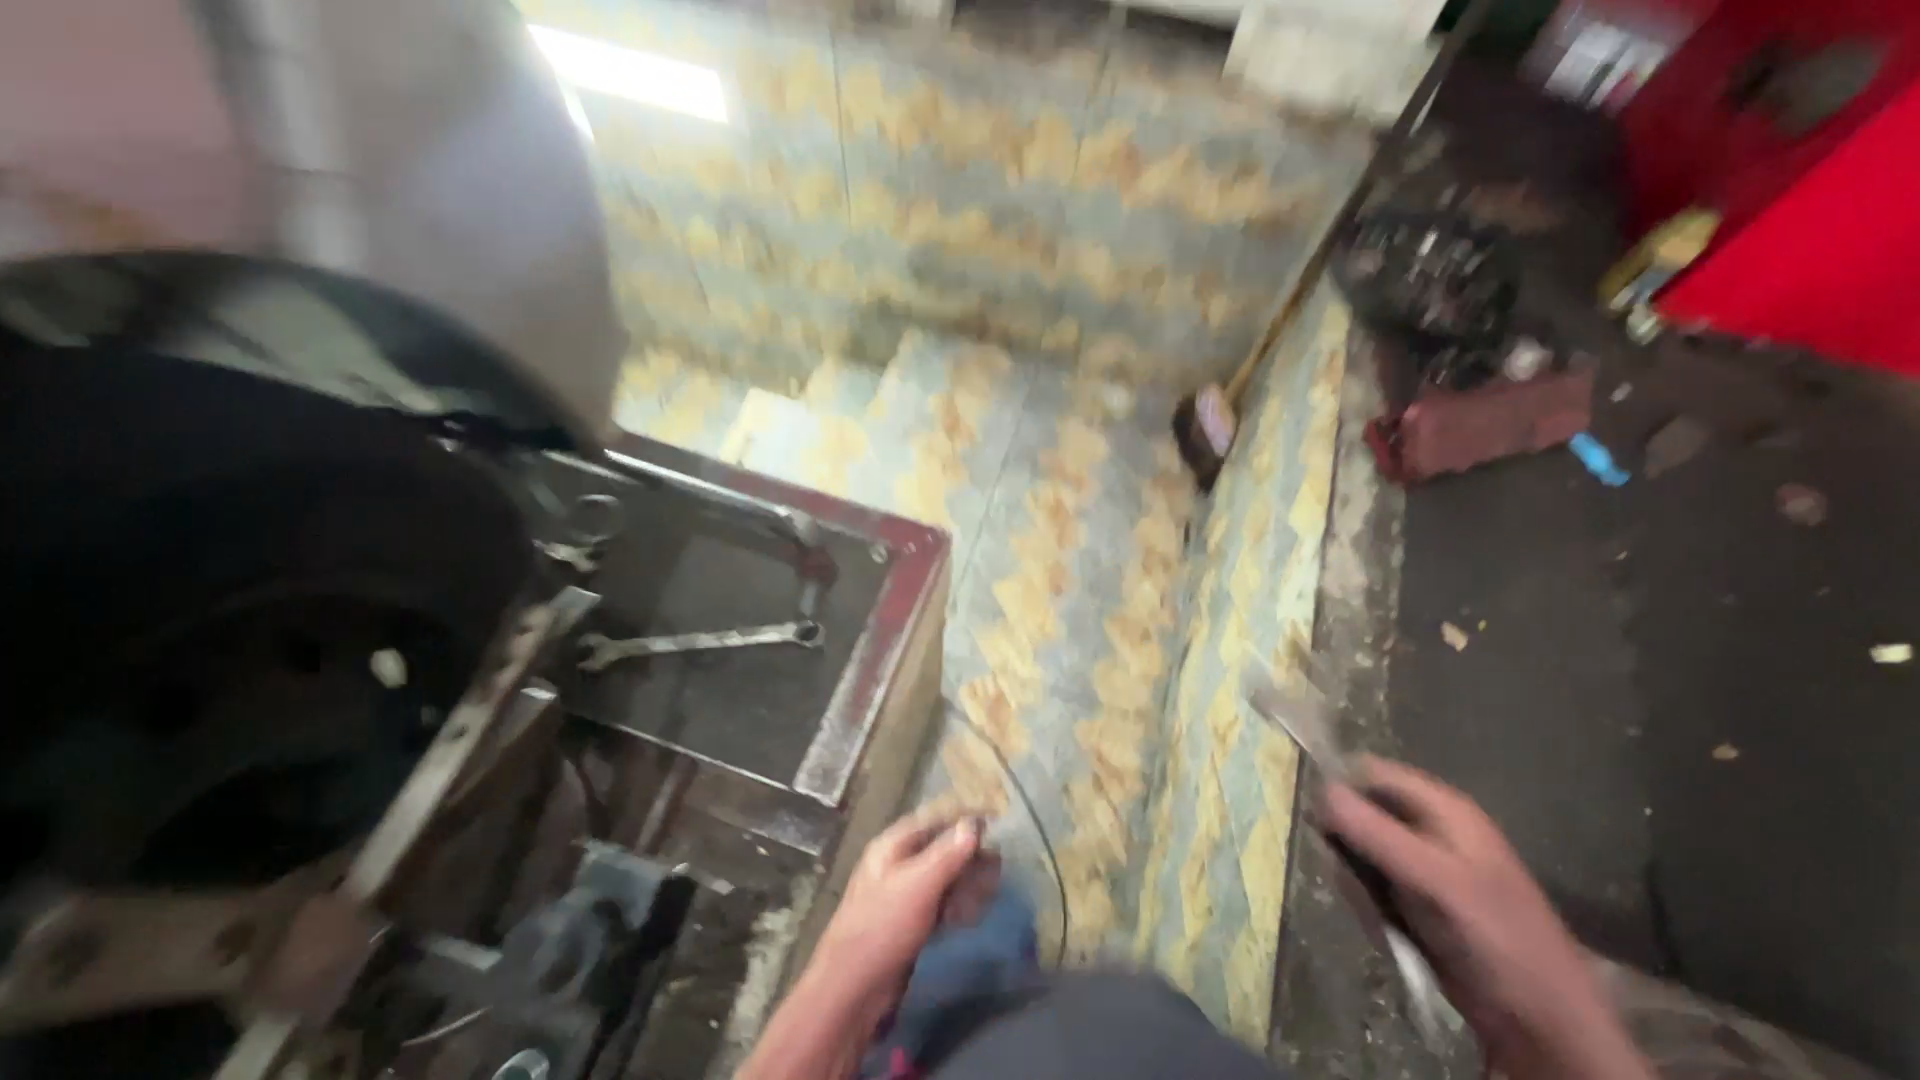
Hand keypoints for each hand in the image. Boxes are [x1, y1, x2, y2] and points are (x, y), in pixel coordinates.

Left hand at [812, 812, 984, 1000]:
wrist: (852, 988)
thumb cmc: (883, 927)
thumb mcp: (918, 885)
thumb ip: (947, 853)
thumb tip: (973, 823)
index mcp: (893, 846)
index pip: (934, 818)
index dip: (964, 818)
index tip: (997, 822)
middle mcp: (898, 864)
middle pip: (942, 848)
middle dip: (970, 856)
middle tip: (997, 869)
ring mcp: (904, 894)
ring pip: (945, 877)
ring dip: (967, 883)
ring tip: (986, 896)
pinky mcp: (910, 922)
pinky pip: (941, 903)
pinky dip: (957, 905)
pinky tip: (968, 917)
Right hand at [1321, 758, 1651, 1079]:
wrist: (1540, 1018)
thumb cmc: (1494, 936)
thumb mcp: (1433, 879)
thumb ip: (1376, 833)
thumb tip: (1319, 789)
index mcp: (1443, 809)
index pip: (1372, 774)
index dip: (1340, 787)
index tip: (1314, 817)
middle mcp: (1430, 829)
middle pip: (1361, 813)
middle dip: (1346, 844)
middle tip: (1354, 879)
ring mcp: (1422, 867)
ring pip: (1360, 854)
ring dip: (1357, 882)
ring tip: (1380, 913)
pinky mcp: (1416, 902)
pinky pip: (1372, 888)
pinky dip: (1369, 906)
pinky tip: (1386, 928)